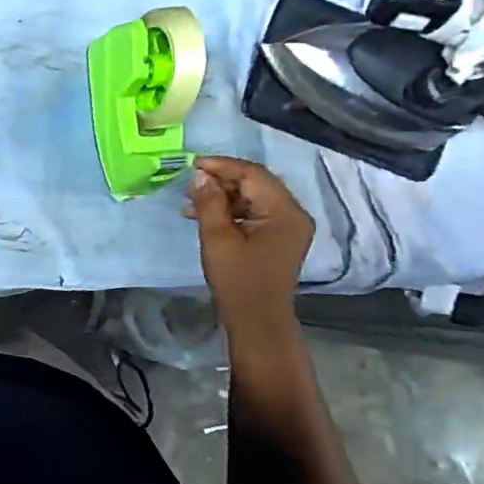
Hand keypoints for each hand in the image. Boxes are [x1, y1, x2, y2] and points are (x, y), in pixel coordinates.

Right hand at [184, 156, 312, 339]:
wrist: (256, 319)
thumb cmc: (237, 280)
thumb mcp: (217, 239)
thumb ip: (209, 203)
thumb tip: (199, 176)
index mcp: (285, 211)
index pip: (253, 175)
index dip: (222, 166)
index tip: (193, 165)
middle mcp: (294, 213)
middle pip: (257, 184)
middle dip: (222, 180)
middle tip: (190, 183)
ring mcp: (288, 226)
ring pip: (254, 198)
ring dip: (224, 196)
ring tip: (192, 200)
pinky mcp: (279, 237)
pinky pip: (255, 213)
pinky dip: (231, 211)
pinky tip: (206, 215)